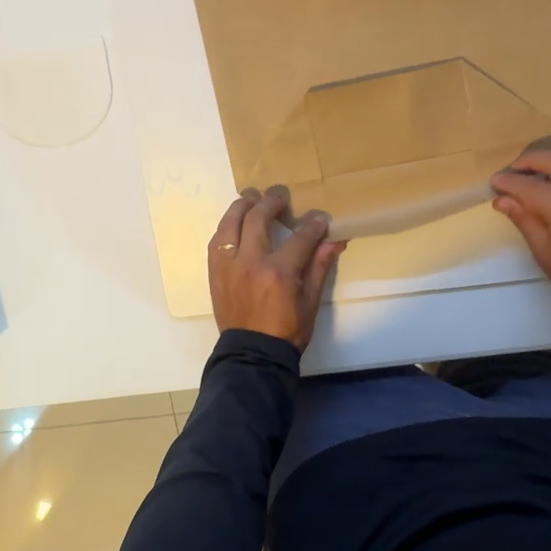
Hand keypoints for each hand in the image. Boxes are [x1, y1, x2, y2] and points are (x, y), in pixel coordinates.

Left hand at [208, 187, 345, 350]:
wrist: (253, 354)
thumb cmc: (287, 331)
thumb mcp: (310, 301)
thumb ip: (319, 266)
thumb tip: (335, 240)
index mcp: (279, 272)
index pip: (299, 237)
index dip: (313, 224)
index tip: (319, 217)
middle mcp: (250, 263)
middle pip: (258, 218)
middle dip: (271, 202)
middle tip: (280, 196)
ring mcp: (228, 266)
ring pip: (230, 224)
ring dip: (242, 206)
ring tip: (252, 198)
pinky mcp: (215, 272)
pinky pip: (217, 240)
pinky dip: (227, 226)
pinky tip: (235, 222)